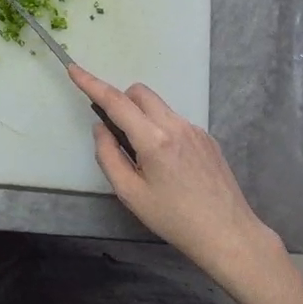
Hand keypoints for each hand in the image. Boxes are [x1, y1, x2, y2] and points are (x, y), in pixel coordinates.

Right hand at [69, 64, 278, 272]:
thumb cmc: (174, 219)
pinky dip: (162, 130)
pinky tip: (171, 166)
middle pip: (140, 93)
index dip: (91, 83)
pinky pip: (175, 122)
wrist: (227, 233)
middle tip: (117, 134)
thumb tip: (101, 129)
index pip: (116, 101)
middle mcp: (176, 125)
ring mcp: (195, 130)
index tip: (74, 69)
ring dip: (143, 118)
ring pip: (159, 107)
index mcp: (154, 139)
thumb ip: (109, 156)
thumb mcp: (130, 194)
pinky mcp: (207, 138)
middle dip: (121, 101)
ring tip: (148, 160)